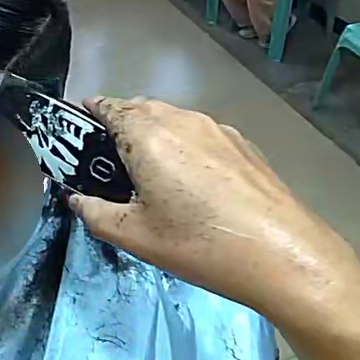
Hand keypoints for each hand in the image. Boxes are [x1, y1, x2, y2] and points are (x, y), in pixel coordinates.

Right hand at [68, 97, 359, 321]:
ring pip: (174, 119)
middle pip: (142, 108)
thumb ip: (96, 213)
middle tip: (110, 156)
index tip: (80, 124)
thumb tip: (78, 199)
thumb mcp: (136, 237)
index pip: (111, 107)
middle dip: (121, 122)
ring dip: (155, 132)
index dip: (91, 112)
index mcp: (148, 135)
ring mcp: (218, 129)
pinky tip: (192, 180)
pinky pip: (201, 133)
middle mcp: (182, 120)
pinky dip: (185, 144)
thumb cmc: (199, 244)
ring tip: (150, 169)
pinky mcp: (243, 143)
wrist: (282, 252)